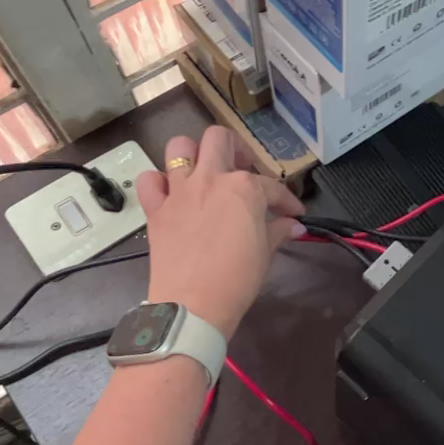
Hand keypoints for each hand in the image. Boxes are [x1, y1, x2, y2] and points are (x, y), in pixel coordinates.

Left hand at [134, 126, 305, 337]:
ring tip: (204, 172)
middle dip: (236, 148)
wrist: (193, 306)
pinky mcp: (156, 209)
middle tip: (243, 169)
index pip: (273, 186)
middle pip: (220, 139)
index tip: (293, 214)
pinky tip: (171, 194)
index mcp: (244, 188)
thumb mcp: (266, 253)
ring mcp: (179, 191)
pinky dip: (159, 182)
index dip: (287, 200)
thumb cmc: (237, 279)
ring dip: (193, 154)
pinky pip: (149, 180)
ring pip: (180, 147)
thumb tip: (294, 225)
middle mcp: (211, 179)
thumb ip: (279, 230)